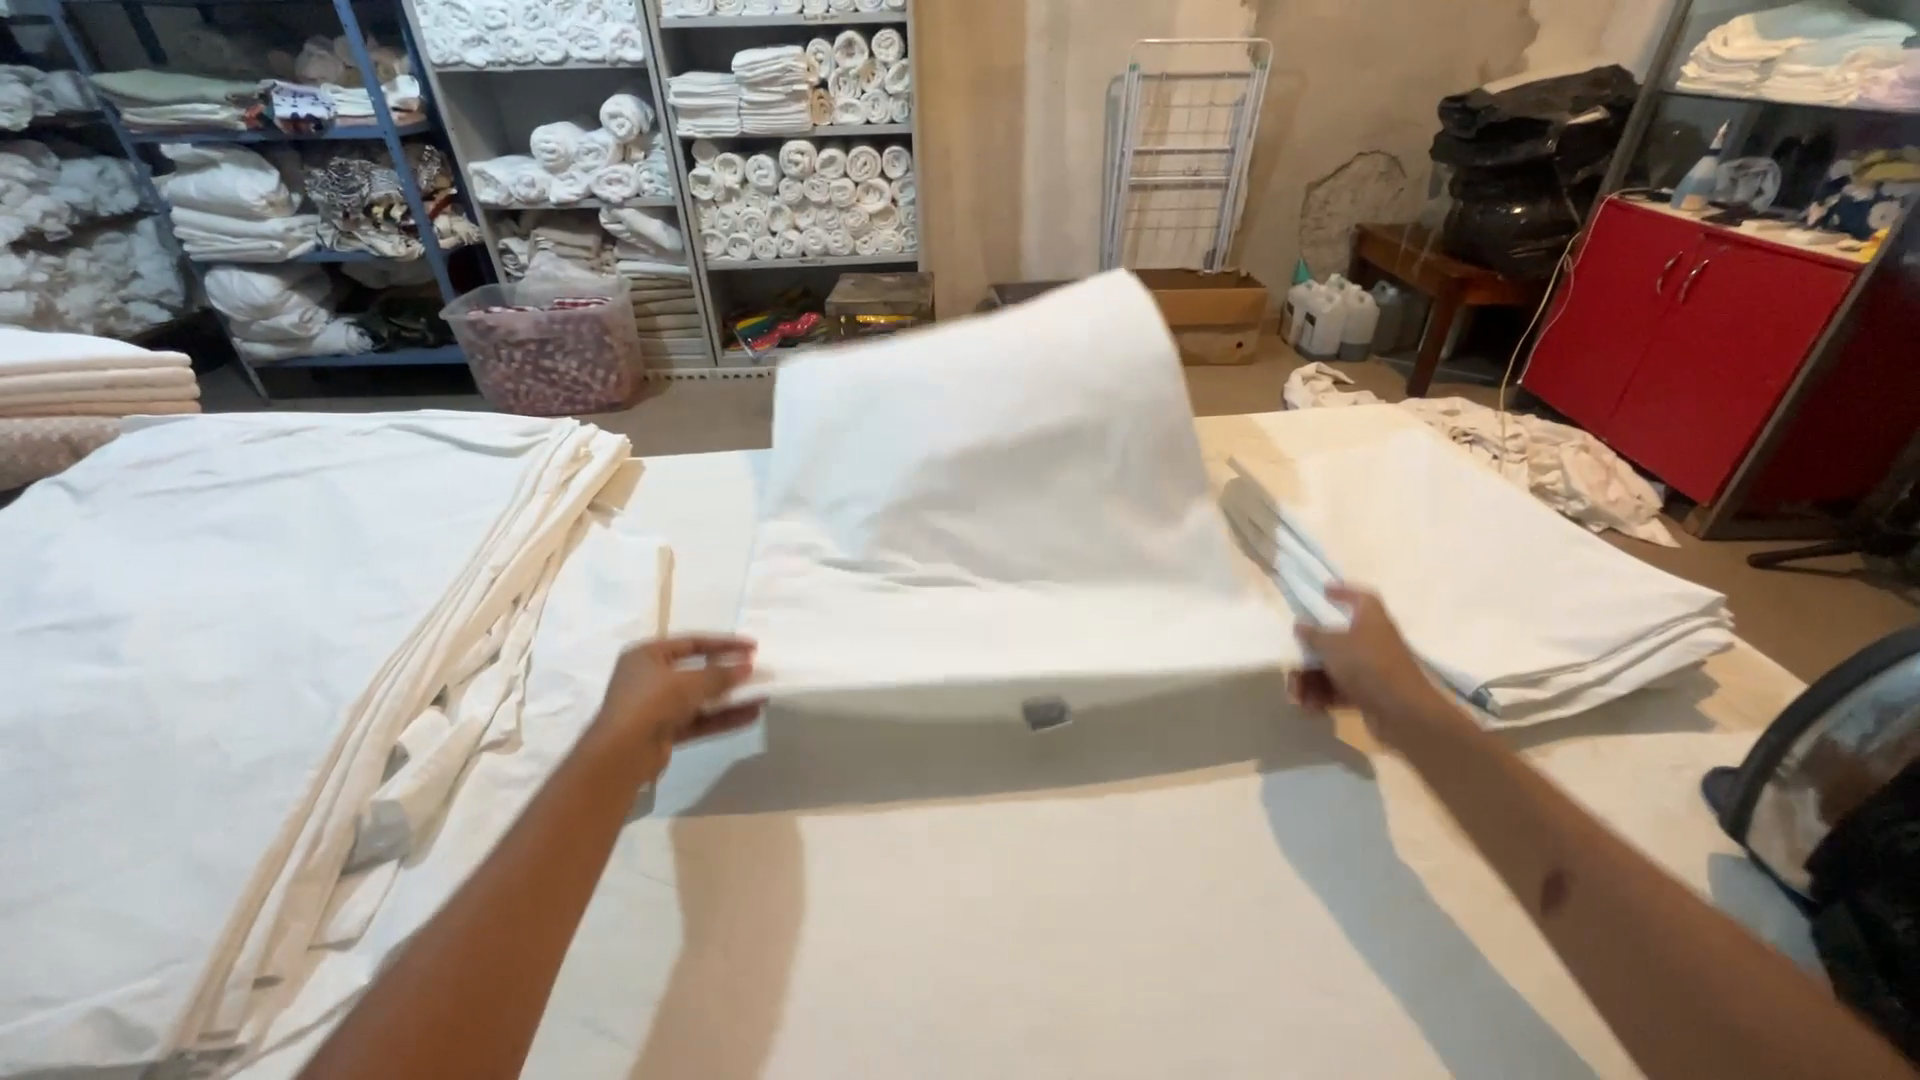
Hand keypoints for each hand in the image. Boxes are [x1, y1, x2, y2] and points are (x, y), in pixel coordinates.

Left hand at [596, 635, 762, 778]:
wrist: (621, 754)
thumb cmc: (650, 703)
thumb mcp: (689, 683)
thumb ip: (720, 674)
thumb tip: (748, 667)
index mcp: (647, 655)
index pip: (692, 643)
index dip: (723, 644)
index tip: (752, 647)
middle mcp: (650, 678)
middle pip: (696, 671)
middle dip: (728, 673)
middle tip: (756, 671)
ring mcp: (656, 706)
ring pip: (700, 698)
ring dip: (729, 697)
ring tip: (761, 695)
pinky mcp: (664, 731)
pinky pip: (698, 720)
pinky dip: (722, 718)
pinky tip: (750, 716)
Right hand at [1289, 585, 1461, 743]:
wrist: (1403, 712)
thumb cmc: (1368, 666)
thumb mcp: (1334, 646)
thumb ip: (1314, 634)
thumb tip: (1300, 624)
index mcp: (1371, 621)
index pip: (1362, 598)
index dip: (1344, 592)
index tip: (1324, 591)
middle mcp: (1373, 642)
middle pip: (1336, 641)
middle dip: (1309, 656)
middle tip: (1290, 664)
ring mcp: (1372, 670)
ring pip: (1334, 669)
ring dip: (1311, 682)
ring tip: (1296, 696)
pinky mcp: (1369, 695)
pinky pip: (1340, 691)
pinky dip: (1323, 698)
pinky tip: (1309, 708)